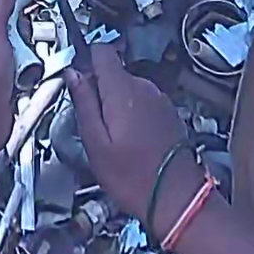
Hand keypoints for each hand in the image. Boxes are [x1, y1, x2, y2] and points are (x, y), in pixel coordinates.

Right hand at [65, 45, 203, 232]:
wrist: (180, 202)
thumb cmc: (135, 178)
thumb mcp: (96, 143)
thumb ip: (83, 103)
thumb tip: (73, 75)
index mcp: (122, 89)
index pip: (101, 51)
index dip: (86, 61)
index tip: (79, 81)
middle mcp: (143, 87)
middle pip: (113, 71)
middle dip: (100, 91)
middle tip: (94, 124)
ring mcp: (158, 99)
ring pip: (127, 88)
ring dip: (117, 105)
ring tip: (114, 138)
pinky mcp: (167, 113)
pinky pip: (142, 102)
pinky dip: (133, 115)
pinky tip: (131, 142)